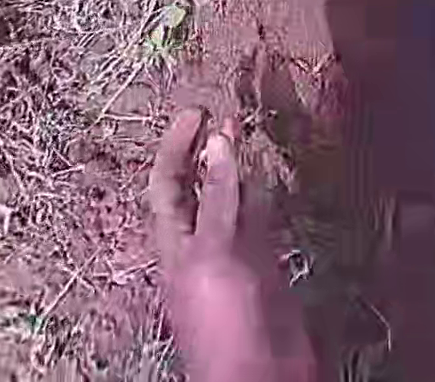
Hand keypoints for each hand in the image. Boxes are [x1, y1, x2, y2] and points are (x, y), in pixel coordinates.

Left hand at [148, 109, 314, 381]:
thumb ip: (219, 196)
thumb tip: (217, 139)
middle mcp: (201, 239)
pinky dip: (261, 192)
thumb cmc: (223, 323)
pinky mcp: (262, 260)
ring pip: (230, 197)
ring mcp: (233, 250)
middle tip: (224, 114)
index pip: (167, 181)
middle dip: (207, 149)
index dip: (176, 145)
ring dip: (235, 166)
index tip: (195, 111)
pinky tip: (267, 173)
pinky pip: (258, 216)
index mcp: (176, 240)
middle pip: (199, 184)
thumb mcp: (214, 253)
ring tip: (245, 130)